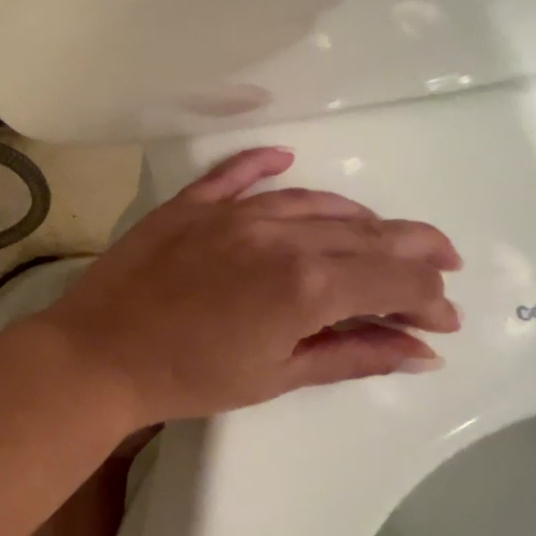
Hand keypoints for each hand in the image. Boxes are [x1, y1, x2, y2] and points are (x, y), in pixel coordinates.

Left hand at [26, 147, 460, 423]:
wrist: (96, 354)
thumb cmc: (187, 377)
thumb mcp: (276, 375)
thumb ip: (352, 354)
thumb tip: (422, 350)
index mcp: (307, 283)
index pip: (395, 277)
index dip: (428, 298)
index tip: (438, 321)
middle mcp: (276, 235)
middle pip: (364, 232)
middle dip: (411, 253)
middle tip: (436, 270)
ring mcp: (226, 214)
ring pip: (311, 202)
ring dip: (355, 217)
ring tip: (379, 234)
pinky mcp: (183, 208)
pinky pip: (231, 175)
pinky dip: (261, 164)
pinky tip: (284, 158)